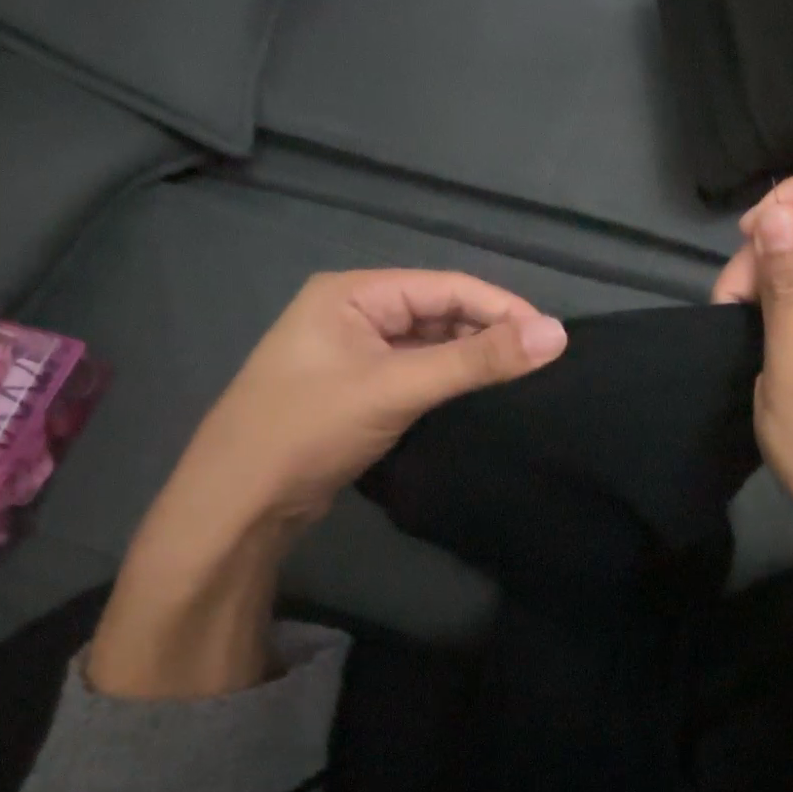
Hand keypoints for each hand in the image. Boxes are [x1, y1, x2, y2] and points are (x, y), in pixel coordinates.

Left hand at [89, 269, 565, 698]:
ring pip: (428, 343)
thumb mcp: (398, 388)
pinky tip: (476, 395)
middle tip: (540, 361)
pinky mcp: (355, 388)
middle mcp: (351, 312)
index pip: (446, 286)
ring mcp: (351, 352)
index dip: (502, 307)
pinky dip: (446, 379)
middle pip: (438, 311)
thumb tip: (557, 334)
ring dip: (469, 357)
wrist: (235, 505)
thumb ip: (477, 360)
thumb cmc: (308, 429)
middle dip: (488, 331)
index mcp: (352, 293)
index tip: (553, 337)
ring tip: (519, 377)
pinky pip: (414, 370)